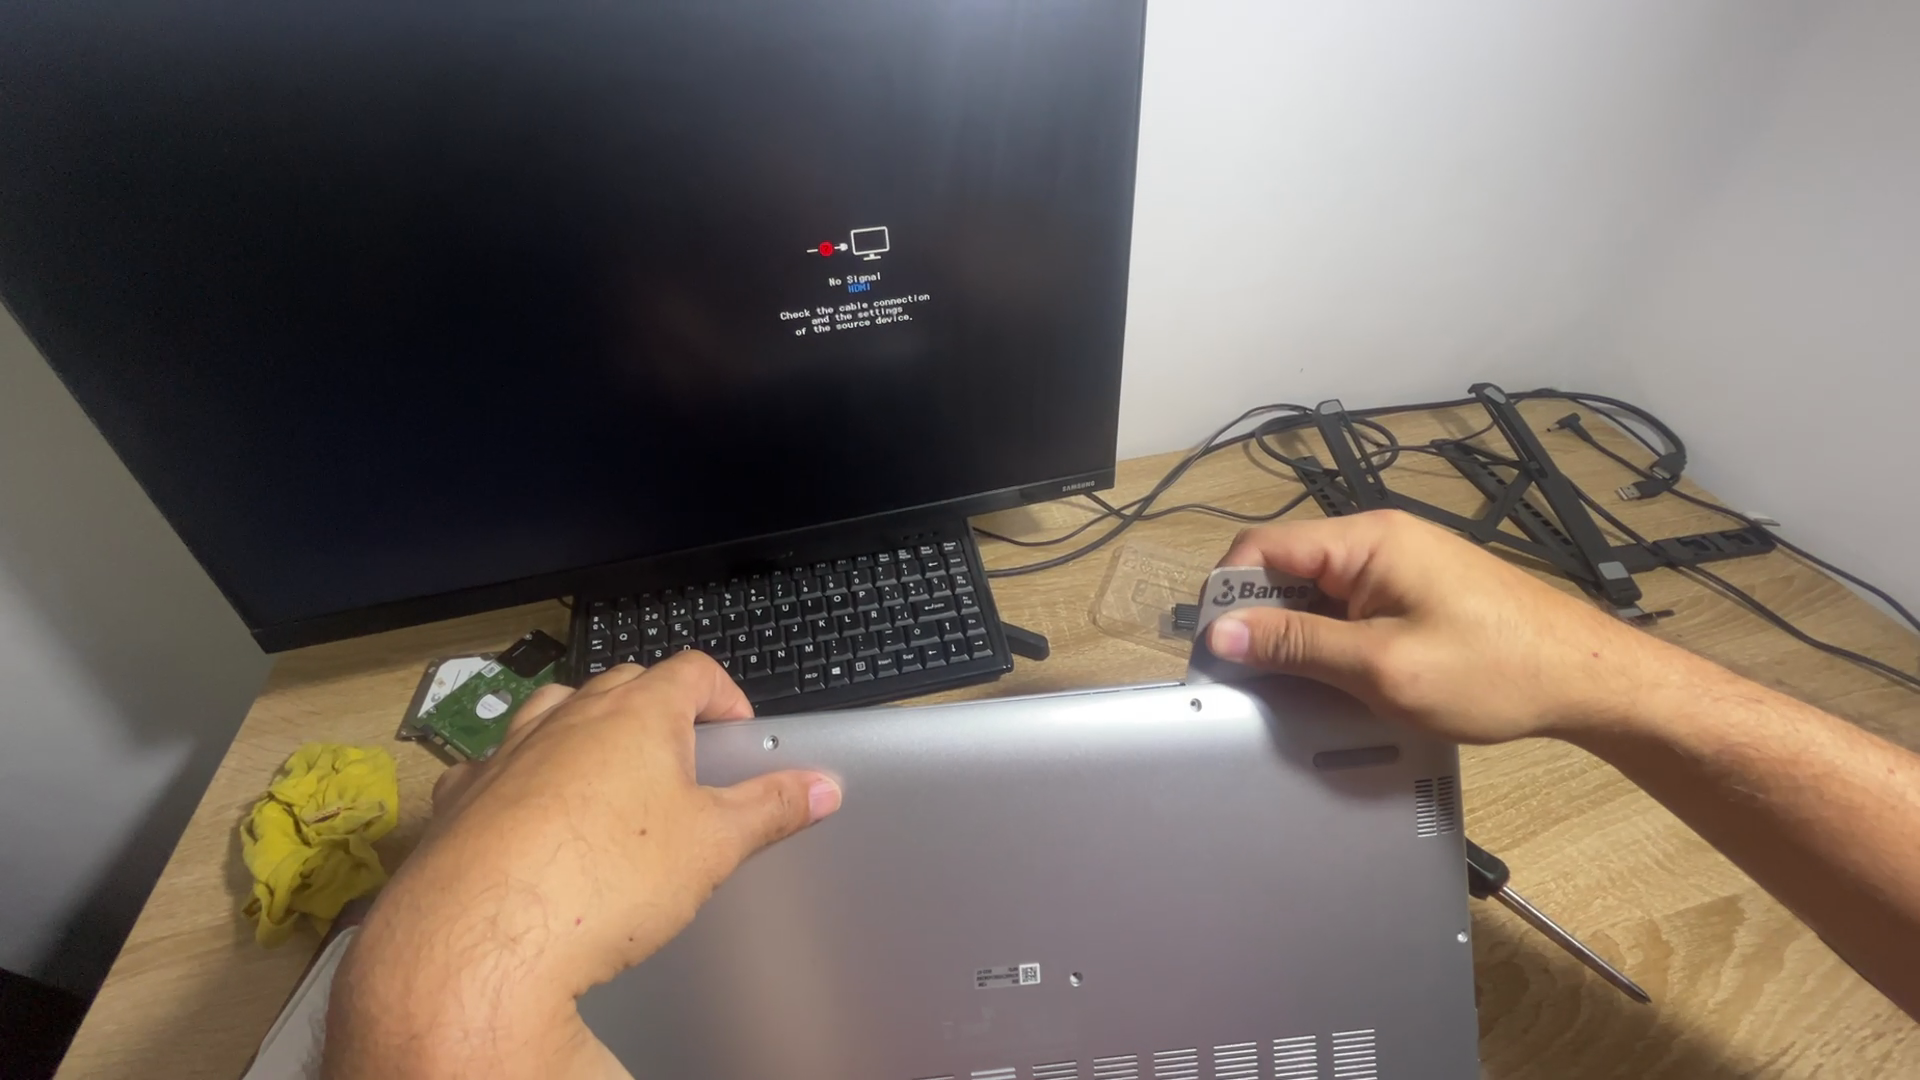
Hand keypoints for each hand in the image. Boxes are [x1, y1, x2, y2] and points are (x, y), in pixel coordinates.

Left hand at [325, 653, 841, 1079]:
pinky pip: (492, 763)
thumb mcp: (713, 845)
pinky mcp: (459, 799)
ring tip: (607, 769)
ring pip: (554, 708)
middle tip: (682, 754)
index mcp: (638, 714)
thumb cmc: (608, 879)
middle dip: (660, 705)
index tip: (737, 731)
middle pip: (625, 681)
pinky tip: (526, 811)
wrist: (475, 949)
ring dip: (586, 724)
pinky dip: (519, 772)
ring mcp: (508, 753)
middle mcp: (570, 718)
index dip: (724, 694)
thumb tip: (827, 785)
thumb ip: (774, 807)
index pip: (693, 670)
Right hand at [1207, 509, 1660, 742]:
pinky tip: (1331, 671)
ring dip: (1291, 630)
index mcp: (1364, 539)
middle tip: (1250, 674)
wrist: (1594, 682)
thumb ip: (1296, 645)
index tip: (1218, 648)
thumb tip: (1219, 635)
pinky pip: (1340, 601)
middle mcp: (1373, 538)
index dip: (1227, 594)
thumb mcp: (1381, 666)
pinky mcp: (1407, 586)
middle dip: (1257, 617)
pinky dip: (1323, 634)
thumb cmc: (1495, 671)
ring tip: (1292, 679)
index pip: (1261, 548)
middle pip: (1281, 566)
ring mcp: (1393, 561)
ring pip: (1308, 587)